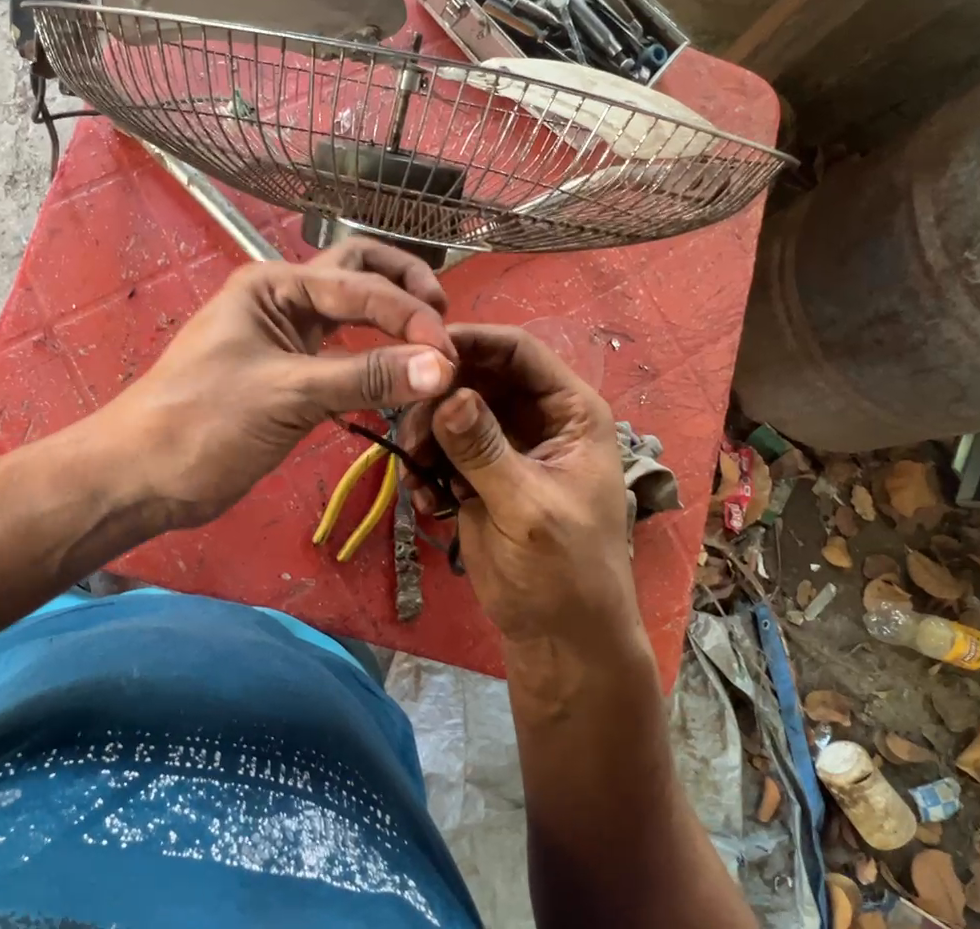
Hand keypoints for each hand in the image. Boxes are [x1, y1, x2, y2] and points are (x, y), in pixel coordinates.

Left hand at [99, 238, 457, 528]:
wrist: (144, 477)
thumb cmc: (202, 423)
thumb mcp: (286, 394)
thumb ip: (365, 377)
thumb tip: (443, 367)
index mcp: (273, 285)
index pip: (359, 285)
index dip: (408, 317)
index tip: (448, 355)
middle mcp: (282, 301)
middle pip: (357, 274)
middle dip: (403, 288)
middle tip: (443, 320)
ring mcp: (286, 339)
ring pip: (352, 315)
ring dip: (392, 322)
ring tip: (434, 345)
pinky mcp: (290, 377)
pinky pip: (344, 357)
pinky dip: (375, 361)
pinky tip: (402, 377)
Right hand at [401, 325, 640, 651]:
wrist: (559, 637)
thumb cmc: (564, 572)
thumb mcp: (527, 509)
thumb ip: (485, 450)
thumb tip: (448, 396)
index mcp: (570, 412)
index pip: (519, 352)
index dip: (472, 343)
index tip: (419, 354)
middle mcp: (537, 418)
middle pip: (476, 377)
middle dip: (438, 400)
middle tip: (409, 434)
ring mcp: (504, 447)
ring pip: (451, 412)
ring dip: (425, 438)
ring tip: (419, 478)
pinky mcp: (478, 475)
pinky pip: (440, 450)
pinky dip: (426, 469)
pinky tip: (428, 503)